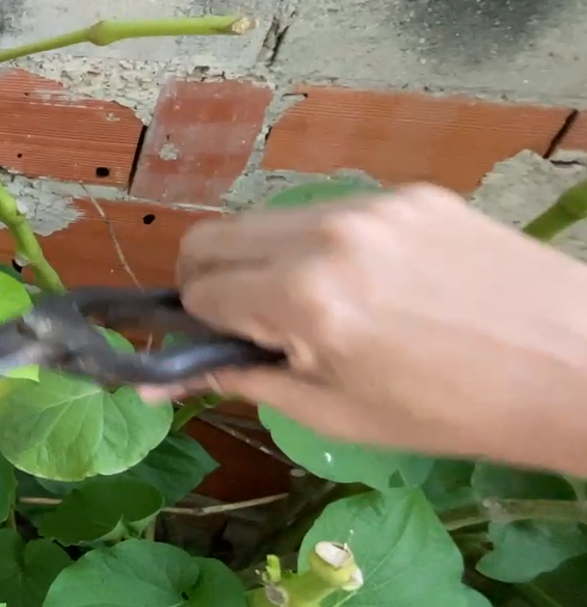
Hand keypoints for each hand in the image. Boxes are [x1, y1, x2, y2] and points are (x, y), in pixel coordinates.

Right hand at [163, 183, 586, 475]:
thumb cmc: (461, 411)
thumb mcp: (336, 410)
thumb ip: (235, 381)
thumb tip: (146, 384)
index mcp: (303, 297)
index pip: (197, 294)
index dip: (206, 326)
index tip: (240, 345)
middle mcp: (324, 238)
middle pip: (206, 241)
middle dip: (209, 281)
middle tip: (252, 317)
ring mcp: (369, 208)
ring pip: (257, 221)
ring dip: (259, 258)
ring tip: (317, 298)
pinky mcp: (408, 195)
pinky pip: (320, 213)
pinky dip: (316, 244)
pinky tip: (373, 278)